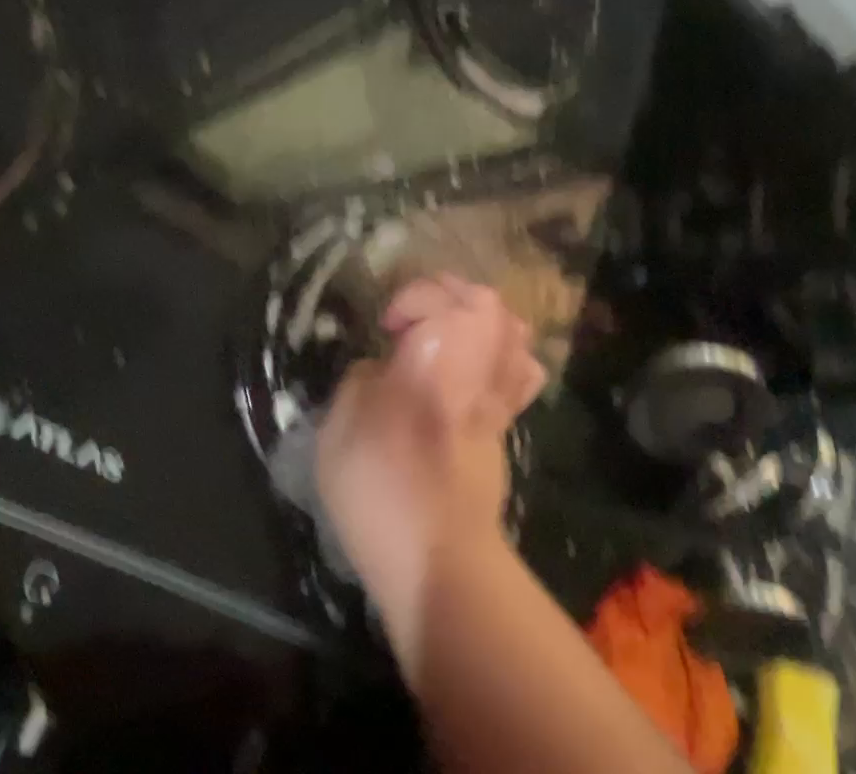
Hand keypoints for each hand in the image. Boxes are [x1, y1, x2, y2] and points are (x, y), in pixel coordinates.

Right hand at [316, 274, 546, 638]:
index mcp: (430, 366)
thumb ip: (359, 384)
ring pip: (515, 337)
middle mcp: (473, 373)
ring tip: (449, 333)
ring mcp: (496, 402)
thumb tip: (382, 371)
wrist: (437, 560)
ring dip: (483, 322)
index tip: (387, 325)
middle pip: (488, 307)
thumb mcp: (337, 432)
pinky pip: (518, 376)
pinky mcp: (504, 430)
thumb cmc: (377, 493)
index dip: (414, 297)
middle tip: (419, 313)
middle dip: (453, 294)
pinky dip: (502, 359)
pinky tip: (471, 372)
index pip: (441, 301)